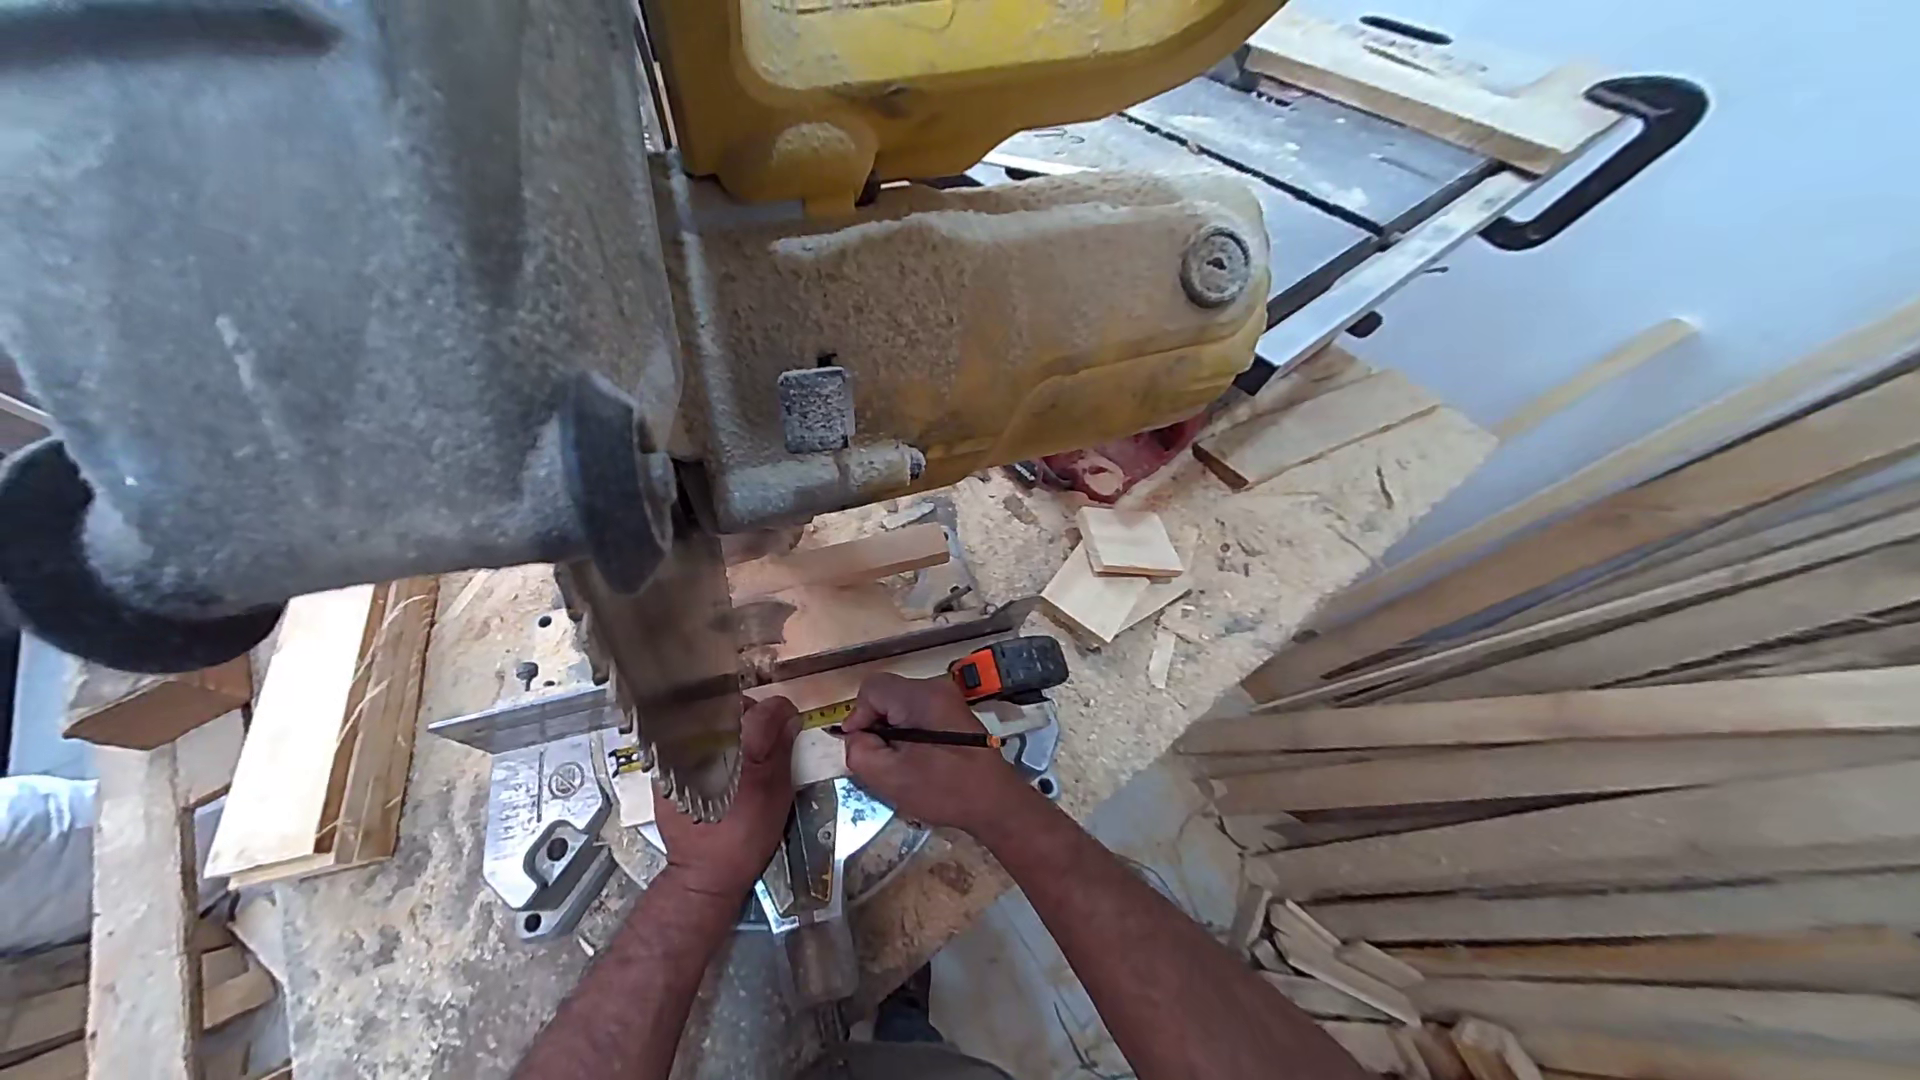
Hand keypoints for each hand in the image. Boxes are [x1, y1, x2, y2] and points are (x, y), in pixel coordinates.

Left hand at [655, 695, 798, 900]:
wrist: (704, 872)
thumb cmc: (749, 835)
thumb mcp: (779, 793)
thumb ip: (783, 750)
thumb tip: (791, 720)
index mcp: (741, 754)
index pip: (765, 711)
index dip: (782, 710)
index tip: (788, 719)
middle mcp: (707, 748)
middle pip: (734, 707)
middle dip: (753, 713)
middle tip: (764, 732)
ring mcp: (682, 757)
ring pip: (710, 718)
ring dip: (729, 726)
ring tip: (739, 747)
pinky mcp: (666, 768)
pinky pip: (690, 739)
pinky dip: (706, 742)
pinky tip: (716, 760)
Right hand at [841, 673, 1036, 836]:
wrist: (994, 801)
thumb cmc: (943, 789)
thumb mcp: (889, 777)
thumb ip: (859, 751)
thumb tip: (856, 735)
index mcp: (921, 696)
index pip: (872, 688)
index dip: (859, 715)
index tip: (863, 745)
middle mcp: (936, 687)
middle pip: (887, 693)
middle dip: (876, 724)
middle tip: (881, 758)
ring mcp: (948, 698)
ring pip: (901, 704)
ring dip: (892, 729)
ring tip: (899, 762)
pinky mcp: (954, 712)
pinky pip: (918, 712)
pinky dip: (908, 731)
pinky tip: (917, 758)